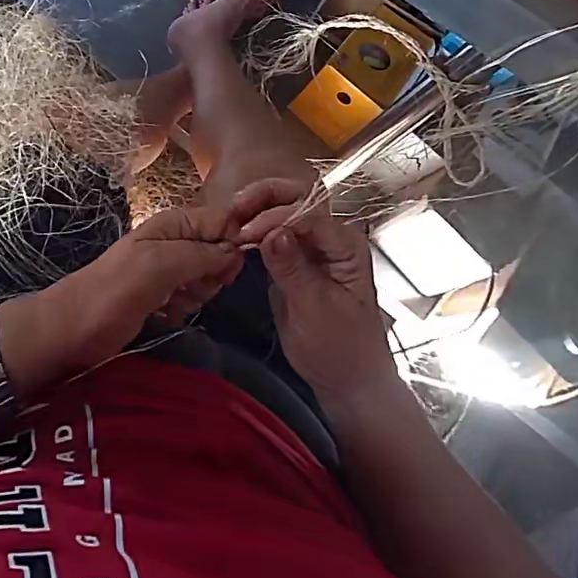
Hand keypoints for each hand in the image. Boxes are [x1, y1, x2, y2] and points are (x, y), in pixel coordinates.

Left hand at [31, 205, 242, 373]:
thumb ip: (200, 254)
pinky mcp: (164, 293)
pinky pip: (194, 295)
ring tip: (173, 301)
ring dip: (199, 293)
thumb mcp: (158, 266)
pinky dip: (186, 306)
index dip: (232, 244)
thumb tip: (237, 250)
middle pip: (221, 250)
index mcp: (174, 223)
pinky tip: (168, 313)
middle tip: (190, 287)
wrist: (71, 331)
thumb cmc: (112, 294)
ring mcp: (169, 267)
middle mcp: (174, 240)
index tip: (225, 270)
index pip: (224, 221)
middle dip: (214, 273)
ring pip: (210, 275)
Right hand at [233, 178, 395, 403]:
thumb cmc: (340, 348)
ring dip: (257, 208)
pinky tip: (235, 233)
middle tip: (235, 207)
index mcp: (344, 244)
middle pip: (298, 197)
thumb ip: (292, 268)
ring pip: (283, 209)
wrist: (347, 381)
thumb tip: (271, 232)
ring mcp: (312, 245)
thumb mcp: (314, 309)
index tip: (246, 234)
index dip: (274, 217)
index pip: (307, 212)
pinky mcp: (294, 258)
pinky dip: (254, 227)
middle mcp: (330, 236)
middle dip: (266, 196)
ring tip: (231, 217)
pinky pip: (273, 232)